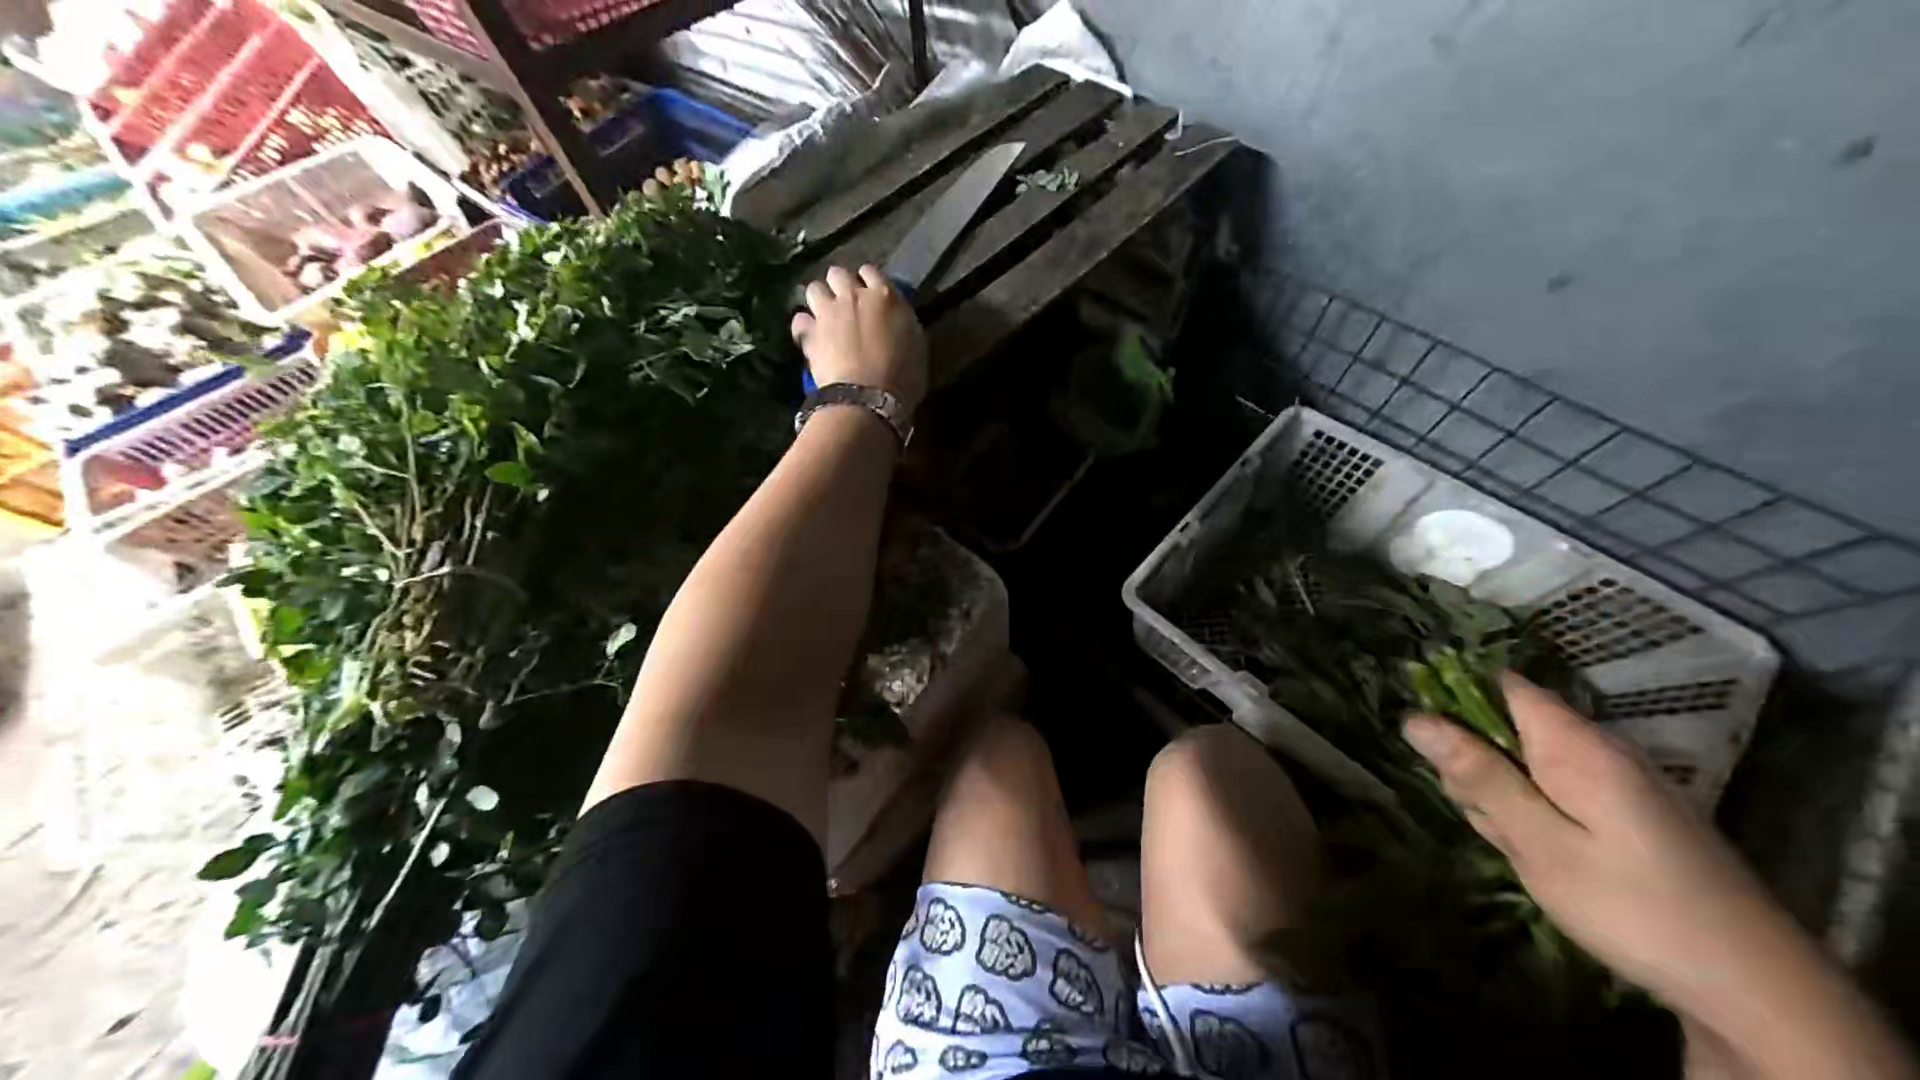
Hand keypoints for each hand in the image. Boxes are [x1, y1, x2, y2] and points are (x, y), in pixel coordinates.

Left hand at [791, 265, 927, 411]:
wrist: (869, 399)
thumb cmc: (903, 378)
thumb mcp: (917, 345)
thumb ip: (902, 322)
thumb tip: (895, 318)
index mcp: (885, 296)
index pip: (871, 272)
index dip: (868, 282)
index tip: (870, 295)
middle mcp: (853, 296)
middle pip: (838, 273)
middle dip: (839, 285)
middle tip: (845, 304)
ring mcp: (828, 312)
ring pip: (814, 288)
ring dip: (819, 300)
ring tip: (824, 316)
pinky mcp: (810, 333)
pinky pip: (800, 319)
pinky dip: (804, 327)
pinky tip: (809, 337)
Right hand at [1406, 674, 1916, 1078]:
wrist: (1757, 991)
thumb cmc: (1632, 907)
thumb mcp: (1539, 842)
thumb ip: (1478, 775)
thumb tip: (1415, 717)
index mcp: (1579, 747)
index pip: (1505, 686)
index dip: (1457, 693)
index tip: (1425, 731)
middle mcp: (1603, 751)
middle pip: (1511, 726)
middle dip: (1478, 760)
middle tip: (1486, 818)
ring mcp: (1621, 783)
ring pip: (1530, 764)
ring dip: (1505, 794)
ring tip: (1520, 846)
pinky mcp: (1630, 814)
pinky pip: (1559, 792)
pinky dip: (1536, 815)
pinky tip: (1545, 856)